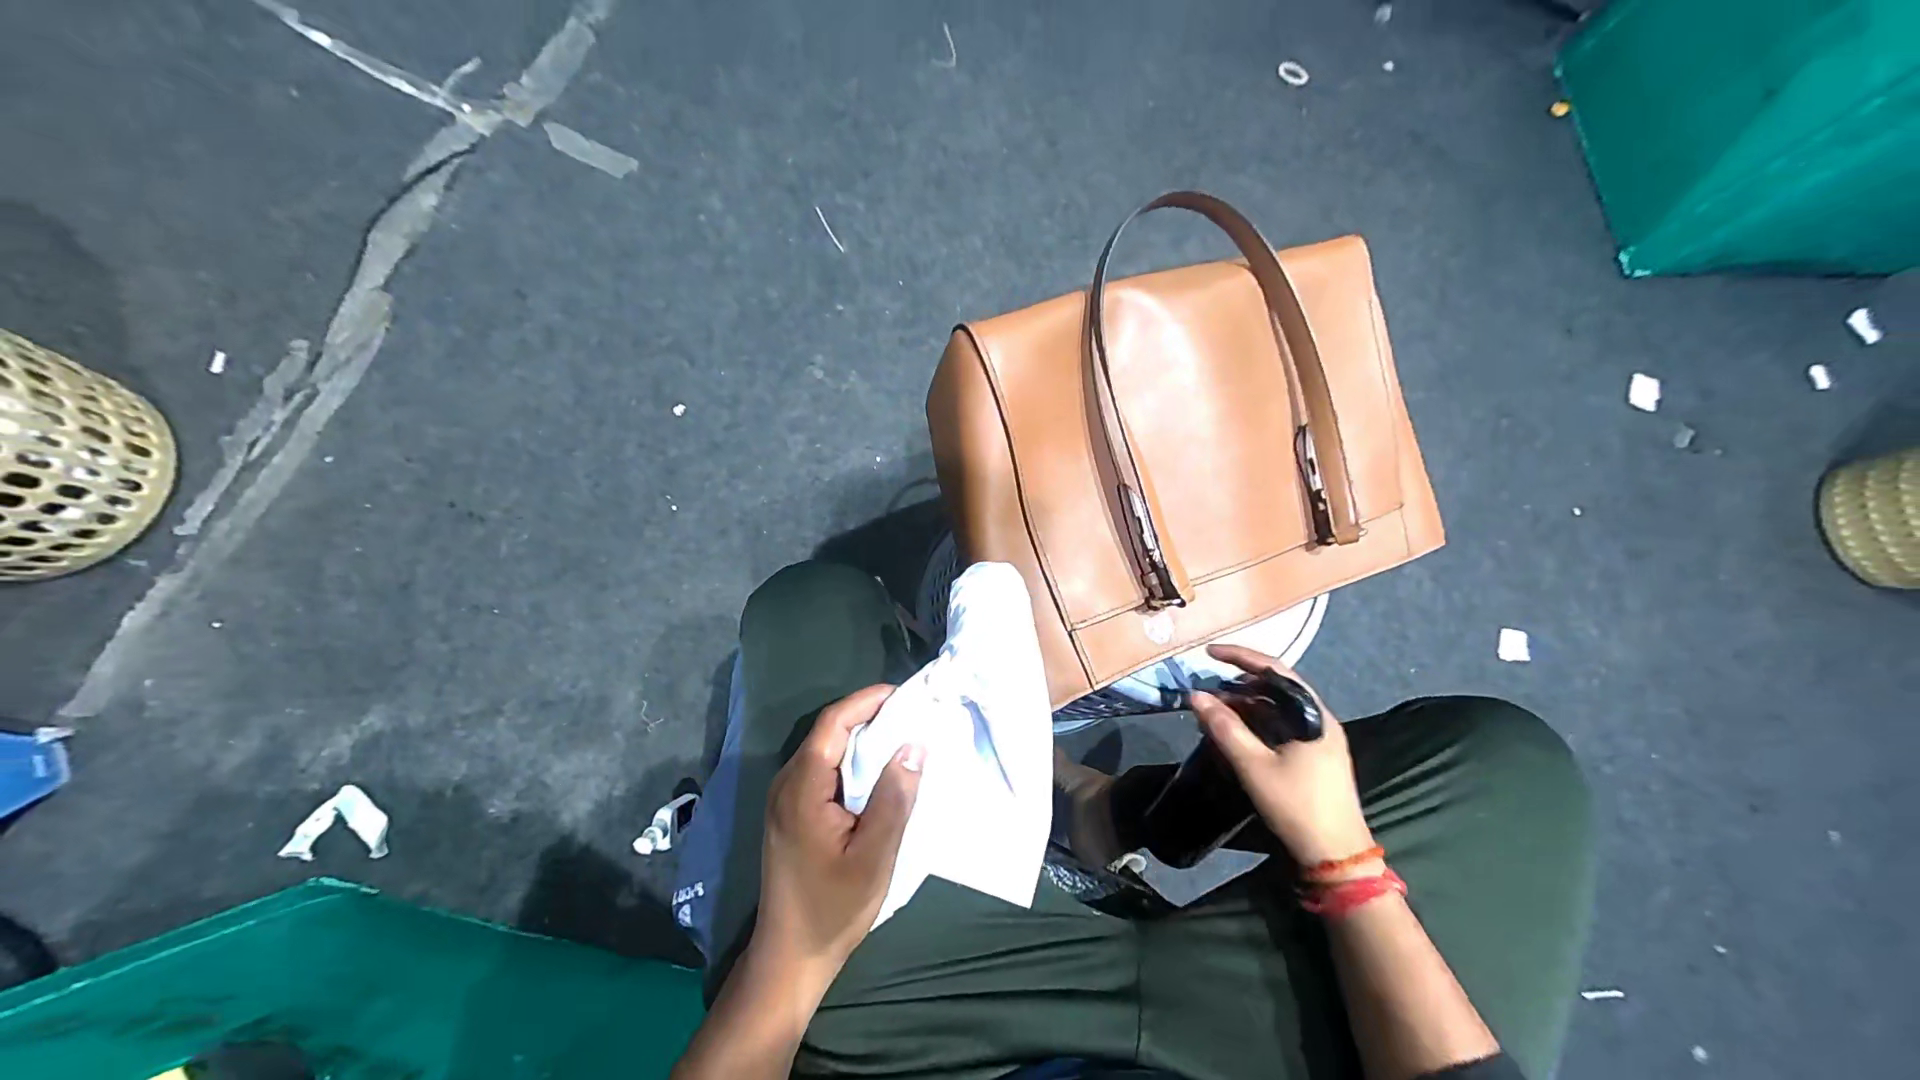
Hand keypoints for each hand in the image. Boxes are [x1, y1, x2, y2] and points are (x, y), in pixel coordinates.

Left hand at [752, 684, 923, 994]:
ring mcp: (785, 798)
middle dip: (868, 714)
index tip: (903, 693)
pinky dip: (851, 758)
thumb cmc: (832, 907)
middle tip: (911, 711)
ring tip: (901, 734)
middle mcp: (786, 784)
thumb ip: (894, 797)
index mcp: (801, 788)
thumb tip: (914, 745)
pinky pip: (822, 769)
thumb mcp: (874, 855)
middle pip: (827, 732)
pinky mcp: (791, 812)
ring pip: (825, 749)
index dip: (866, 701)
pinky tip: (878, 769)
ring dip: (861, 736)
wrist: (790, 956)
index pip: (832, 724)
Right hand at [1191, 645, 1376, 871]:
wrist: (1336, 856)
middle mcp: (1320, 719)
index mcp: (1314, 715)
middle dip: (1238, 682)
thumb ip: (1224, 727)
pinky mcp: (1313, 755)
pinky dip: (1254, 721)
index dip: (1240, 656)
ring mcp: (1319, 738)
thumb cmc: (1297, 806)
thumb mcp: (1254, 766)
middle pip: (1276, 686)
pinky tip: (1233, 729)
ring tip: (1213, 708)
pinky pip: (1280, 724)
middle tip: (1206, 686)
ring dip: (1244, 703)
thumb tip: (1196, 695)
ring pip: (1276, 707)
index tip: (1209, 653)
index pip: (1275, 670)